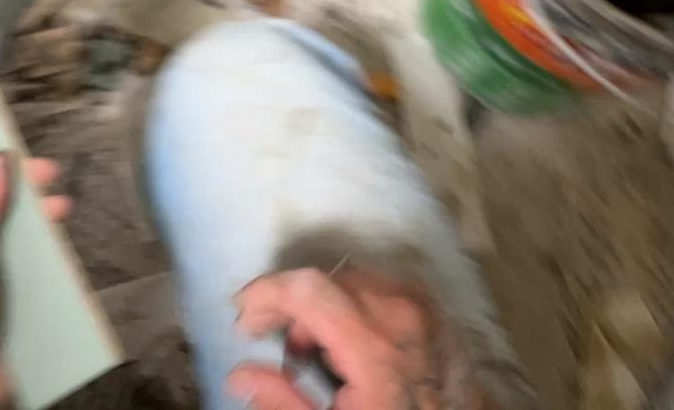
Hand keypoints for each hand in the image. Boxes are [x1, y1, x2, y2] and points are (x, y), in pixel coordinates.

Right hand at [228, 267, 475, 409]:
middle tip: (286, 349)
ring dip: (323, 304)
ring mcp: (422, 303)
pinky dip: (352, 301)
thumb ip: (286, 402)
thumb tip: (240, 375)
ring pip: (350, 277)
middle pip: (326, 280)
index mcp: (377, 349)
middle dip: (294, 307)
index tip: (243, 314)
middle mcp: (402, 312)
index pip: (310, 288)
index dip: (267, 292)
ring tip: (320, 350)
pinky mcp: (432, 302)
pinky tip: (351, 340)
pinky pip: (378, 281)